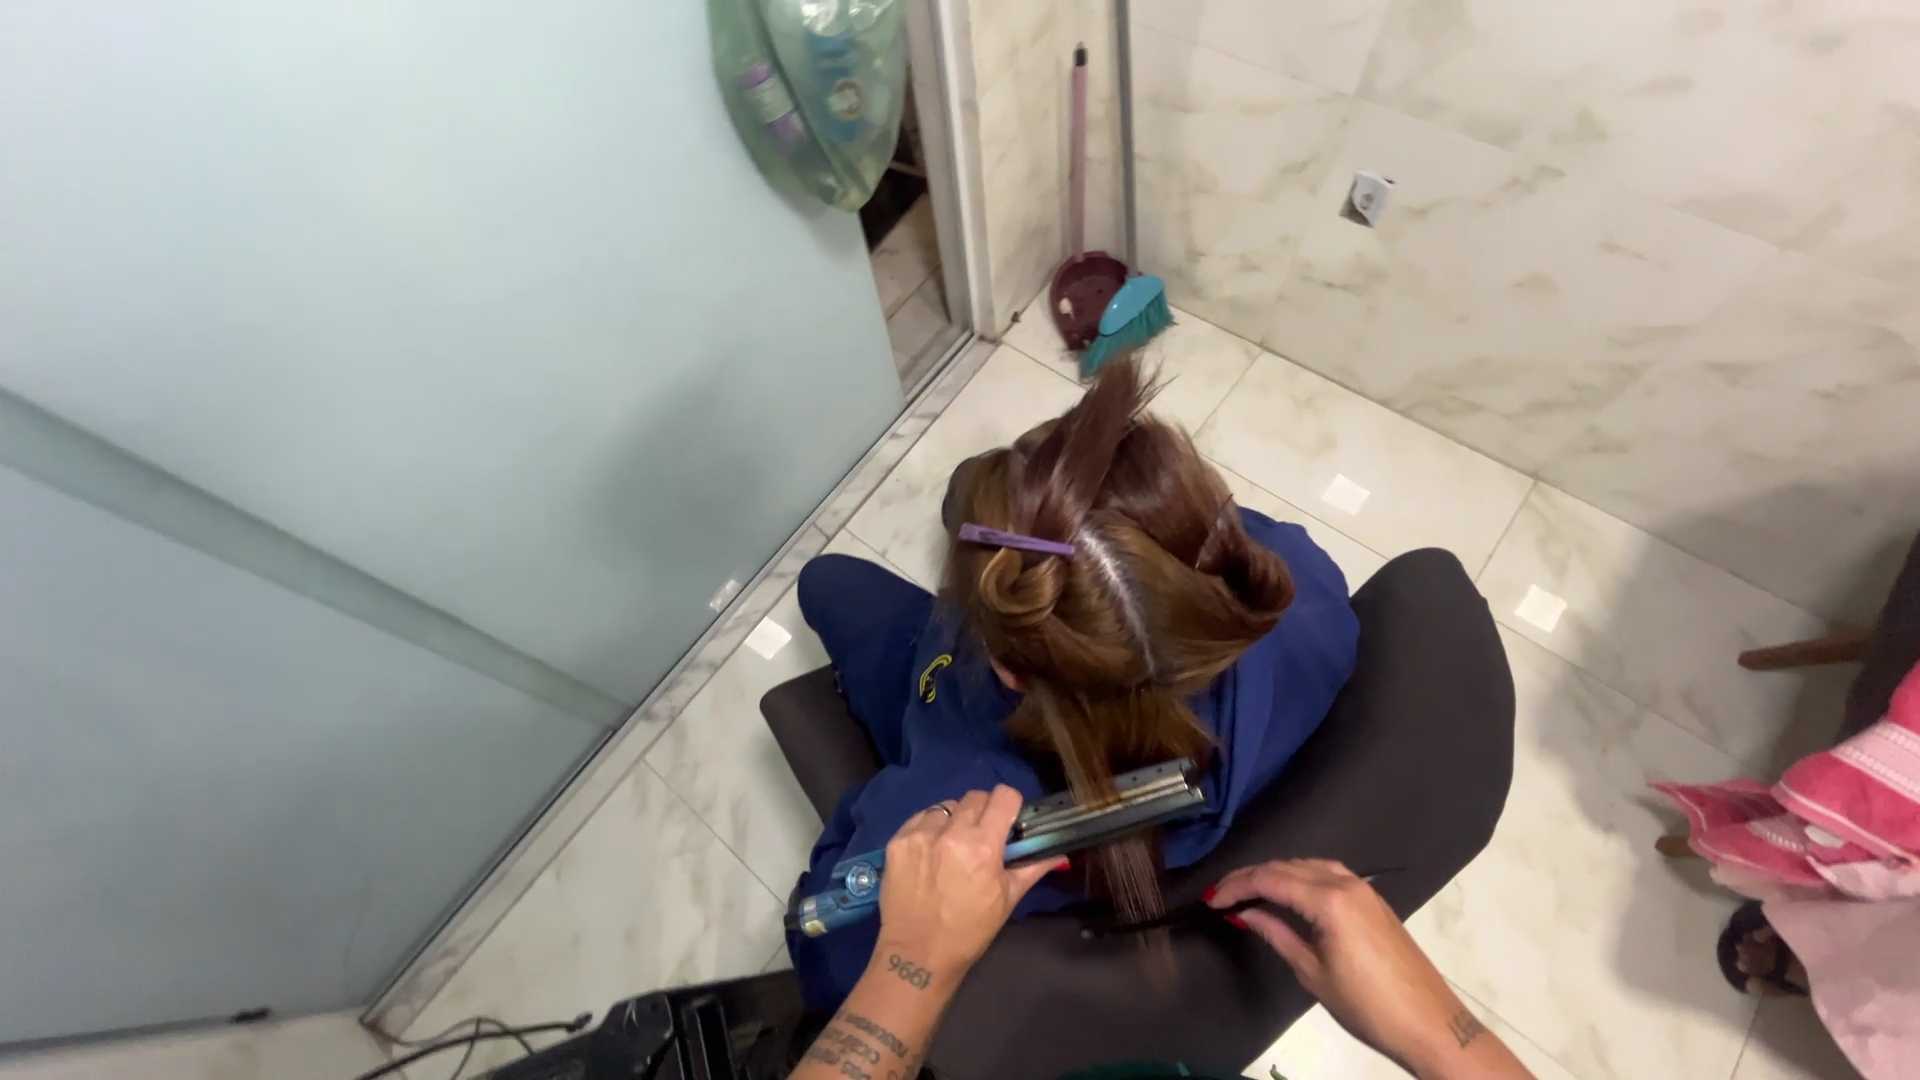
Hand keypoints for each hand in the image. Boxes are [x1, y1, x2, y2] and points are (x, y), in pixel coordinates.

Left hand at [874, 786, 1064, 980]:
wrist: (918, 955)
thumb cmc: (969, 931)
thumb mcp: (1007, 900)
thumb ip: (1032, 868)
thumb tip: (1058, 853)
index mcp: (983, 846)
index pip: (1003, 796)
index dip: (1009, 804)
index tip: (1008, 818)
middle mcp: (952, 833)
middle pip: (975, 797)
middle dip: (983, 812)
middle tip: (982, 836)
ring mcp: (921, 835)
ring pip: (946, 806)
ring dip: (954, 820)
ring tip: (952, 846)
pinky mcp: (898, 840)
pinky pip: (921, 818)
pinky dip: (929, 828)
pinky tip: (930, 851)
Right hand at [1209, 860, 1483, 1075]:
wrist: (1433, 1027)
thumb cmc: (1368, 1006)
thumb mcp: (1313, 973)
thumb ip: (1276, 933)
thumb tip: (1244, 912)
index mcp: (1328, 900)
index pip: (1270, 879)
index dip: (1237, 886)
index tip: (1212, 900)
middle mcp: (1344, 883)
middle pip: (1286, 866)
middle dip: (1252, 877)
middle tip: (1224, 895)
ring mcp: (1361, 889)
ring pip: (1306, 865)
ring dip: (1276, 874)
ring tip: (1250, 892)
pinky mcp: (1371, 900)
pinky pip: (1326, 873)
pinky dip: (1300, 877)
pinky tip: (1288, 892)